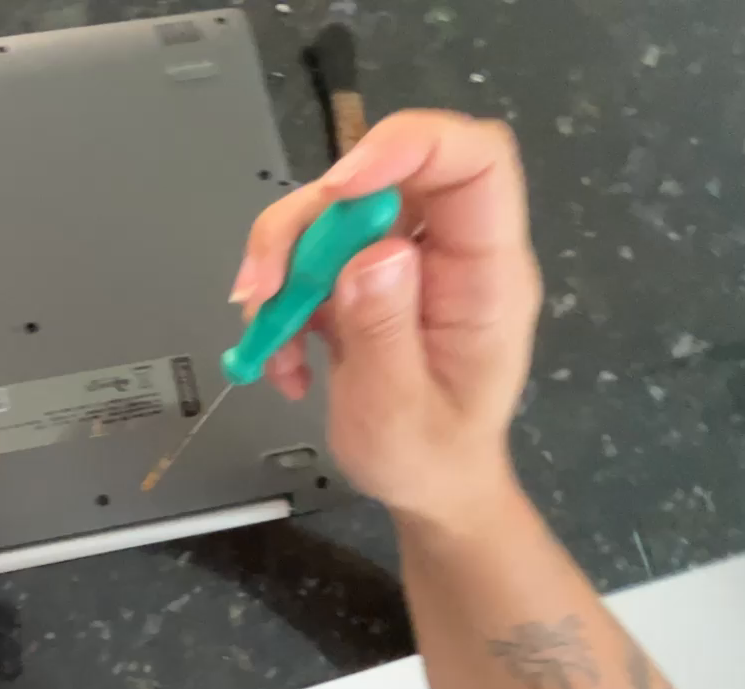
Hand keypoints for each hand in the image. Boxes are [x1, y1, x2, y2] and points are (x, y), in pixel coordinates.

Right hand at [227, 109, 541, 524]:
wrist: (424, 483)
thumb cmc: (426, 455)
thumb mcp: (399, 407)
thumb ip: (386, 330)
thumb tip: (370, 254)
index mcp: (484, 276)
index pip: (471, 165)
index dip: (406, 149)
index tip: (334, 190)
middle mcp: (443, 257)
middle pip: (373, 188)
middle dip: (301, 229)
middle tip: (260, 291)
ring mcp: (397, 271)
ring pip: (325, 227)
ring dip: (278, 277)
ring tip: (264, 342)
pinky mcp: (359, 290)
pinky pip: (306, 273)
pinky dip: (278, 315)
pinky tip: (283, 365)